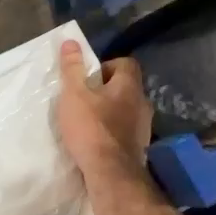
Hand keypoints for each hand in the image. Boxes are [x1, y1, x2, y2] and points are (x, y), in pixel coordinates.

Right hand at [56, 39, 153, 184]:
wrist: (111, 173)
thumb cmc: (91, 128)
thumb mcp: (74, 94)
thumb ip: (72, 68)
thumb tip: (71, 41)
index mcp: (130, 86)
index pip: (126, 63)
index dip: (107, 65)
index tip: (88, 77)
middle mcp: (143, 103)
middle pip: (126, 87)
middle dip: (106, 89)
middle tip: (84, 98)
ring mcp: (144, 127)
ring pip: (127, 109)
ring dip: (110, 111)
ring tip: (88, 121)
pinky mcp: (139, 146)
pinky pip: (126, 130)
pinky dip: (113, 130)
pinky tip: (97, 140)